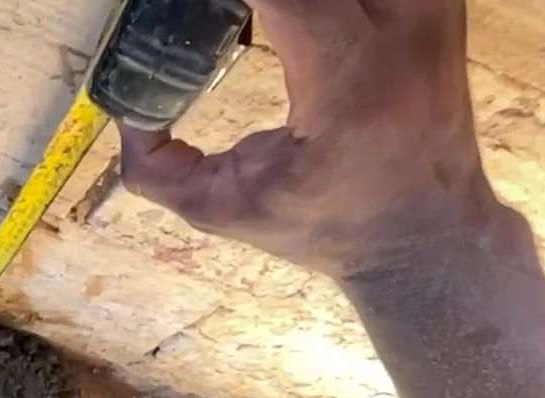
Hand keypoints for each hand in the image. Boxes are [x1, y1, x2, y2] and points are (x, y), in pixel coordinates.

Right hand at [119, 0, 512, 278]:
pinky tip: (278, 16)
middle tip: (198, 18)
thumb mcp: (220, 209)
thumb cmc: (318, 223)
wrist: (419, 228)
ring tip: (238, 21)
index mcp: (347, 77)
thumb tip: (126, 108)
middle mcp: (403, 15)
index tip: (176, 11)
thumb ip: (156, 167)